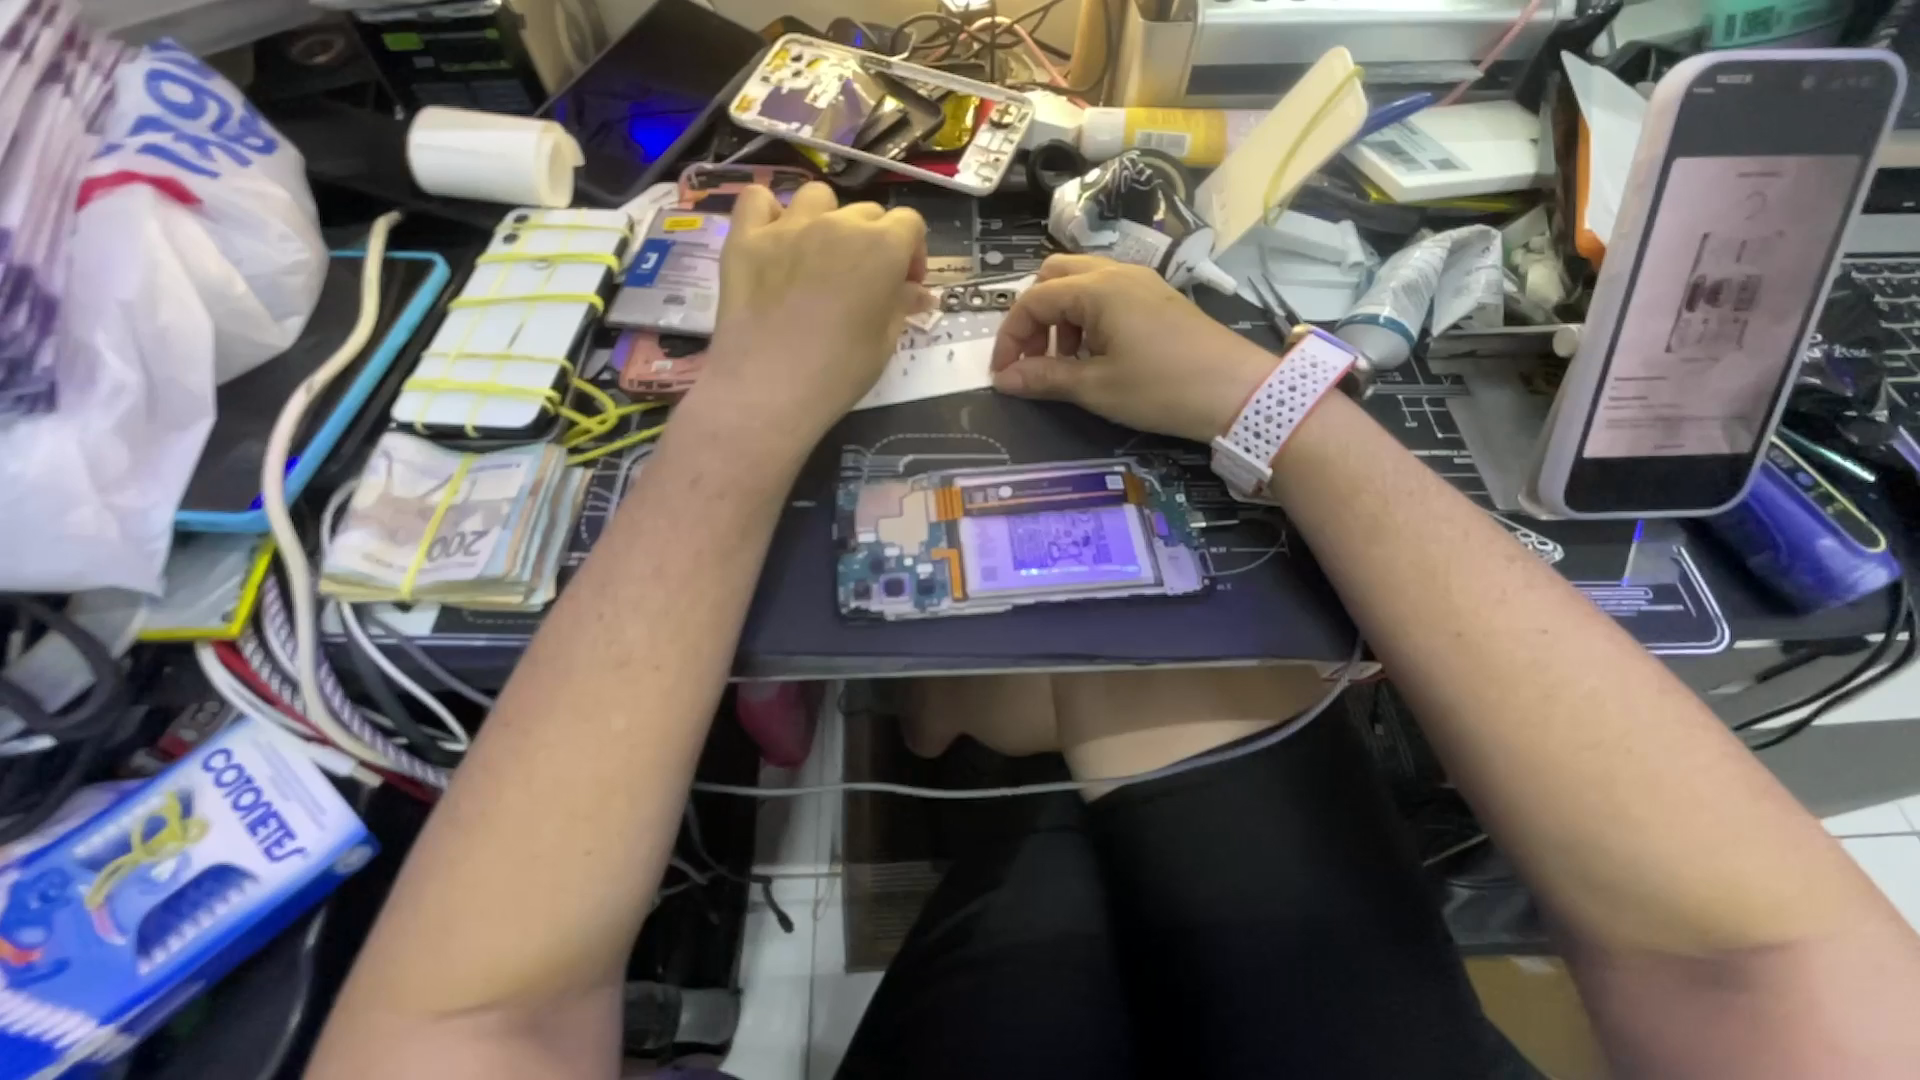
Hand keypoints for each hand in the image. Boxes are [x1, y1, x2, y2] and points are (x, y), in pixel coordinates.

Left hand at [694, 182, 929, 444]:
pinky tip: (773, 239)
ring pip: (817, 198)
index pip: (909, 224)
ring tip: (820, 256)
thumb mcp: (884, 343)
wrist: (769, 386)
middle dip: (874, 241)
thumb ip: (901, 306)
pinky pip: (758, 199)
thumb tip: (917, 292)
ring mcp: (788, 226)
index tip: (904, 285)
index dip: (912, 253)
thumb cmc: (839, 371)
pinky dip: (768, 211)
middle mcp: (838, 224)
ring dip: (827, 219)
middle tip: (864, 282)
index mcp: (882, 246)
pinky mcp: (746, 237)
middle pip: (866, 213)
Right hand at [990, 255, 1277, 442]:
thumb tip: (1003, 379)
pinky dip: (1088, 318)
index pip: (1033, 299)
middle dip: (1035, 316)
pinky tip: (1099, 355)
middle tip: (1035, 359)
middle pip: (1054, 276)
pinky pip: (1108, 294)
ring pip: (1081, 283)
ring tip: (1068, 363)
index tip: (1004, 374)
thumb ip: (1044, 378)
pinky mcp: (1157, 298)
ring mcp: (1141, 282)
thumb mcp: (1096, 387)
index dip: (1010, 337)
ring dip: (1062, 318)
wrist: (1237, 391)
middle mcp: (1116, 273)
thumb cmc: (1161, 388)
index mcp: (1097, 288)